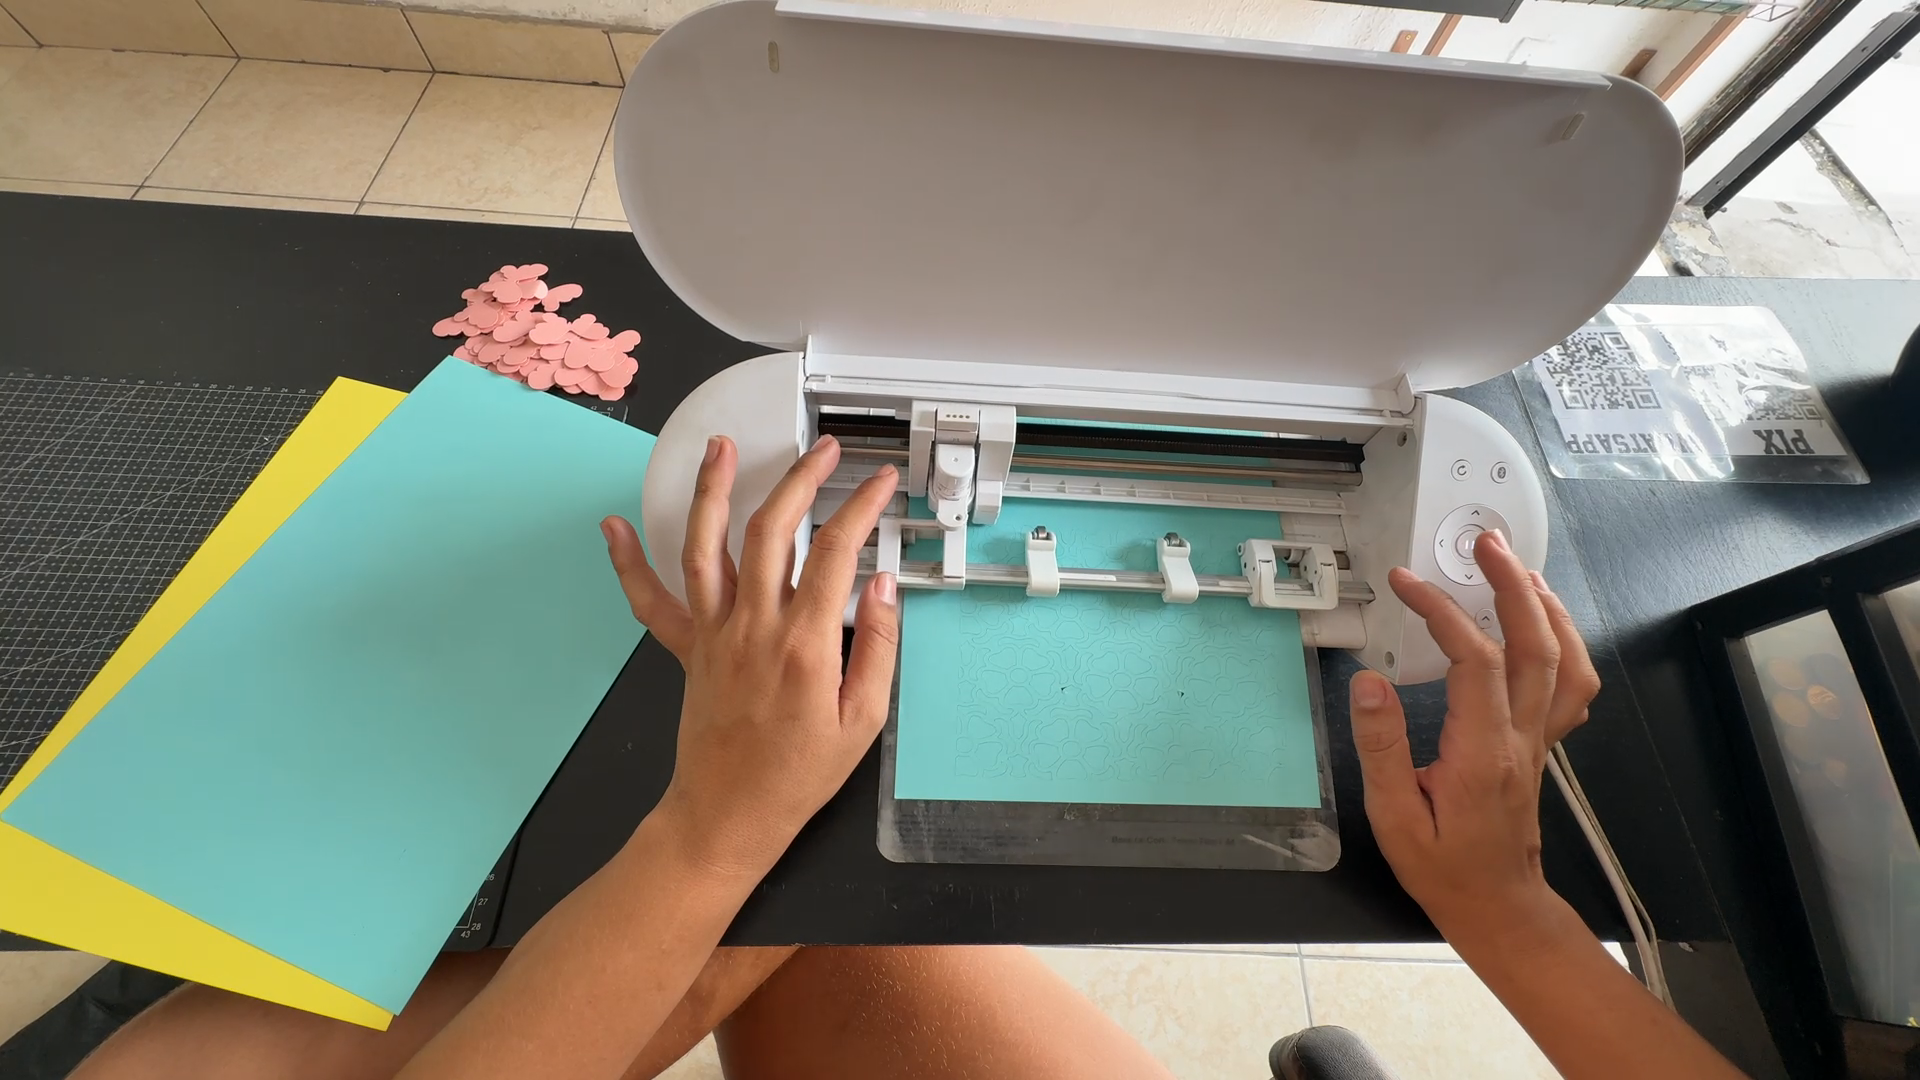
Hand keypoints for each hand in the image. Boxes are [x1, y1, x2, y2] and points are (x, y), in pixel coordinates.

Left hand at [601, 435, 899, 877]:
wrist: (728, 815)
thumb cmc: (798, 774)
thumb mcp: (863, 719)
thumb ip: (877, 646)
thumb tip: (882, 585)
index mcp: (805, 644)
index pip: (838, 552)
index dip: (863, 507)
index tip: (880, 483)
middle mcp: (753, 627)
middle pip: (773, 530)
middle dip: (800, 478)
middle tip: (823, 450)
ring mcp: (714, 633)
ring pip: (707, 547)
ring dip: (713, 491)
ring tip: (722, 448)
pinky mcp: (687, 648)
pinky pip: (651, 600)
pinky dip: (629, 562)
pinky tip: (614, 527)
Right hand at [1349, 529, 1600, 947]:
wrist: (1499, 905)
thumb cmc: (1441, 864)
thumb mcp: (1392, 814)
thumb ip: (1380, 746)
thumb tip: (1368, 681)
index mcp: (1481, 751)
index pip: (1473, 662)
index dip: (1441, 612)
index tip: (1406, 582)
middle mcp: (1521, 737)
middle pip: (1535, 647)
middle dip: (1512, 586)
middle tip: (1486, 544)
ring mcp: (1539, 739)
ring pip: (1566, 661)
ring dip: (1546, 607)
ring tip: (1517, 569)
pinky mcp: (1540, 743)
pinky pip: (1570, 685)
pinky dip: (1564, 642)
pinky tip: (1541, 624)